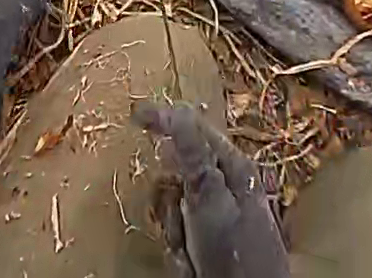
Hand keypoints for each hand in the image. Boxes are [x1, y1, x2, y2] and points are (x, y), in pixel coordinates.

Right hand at [134, 102, 289, 277]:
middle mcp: (224, 185)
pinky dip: (178, 251)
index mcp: (231, 164)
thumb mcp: (210, 193)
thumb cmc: (234, 247)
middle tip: (175, 218)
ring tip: (186, 248)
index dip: (166, 119)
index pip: (194, 129)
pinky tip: (189, 266)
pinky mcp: (206, 245)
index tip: (137, 114)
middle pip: (179, 172)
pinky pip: (179, 236)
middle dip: (169, 195)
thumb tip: (176, 109)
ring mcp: (215, 216)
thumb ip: (193, 152)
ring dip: (173, 227)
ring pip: (174, 206)